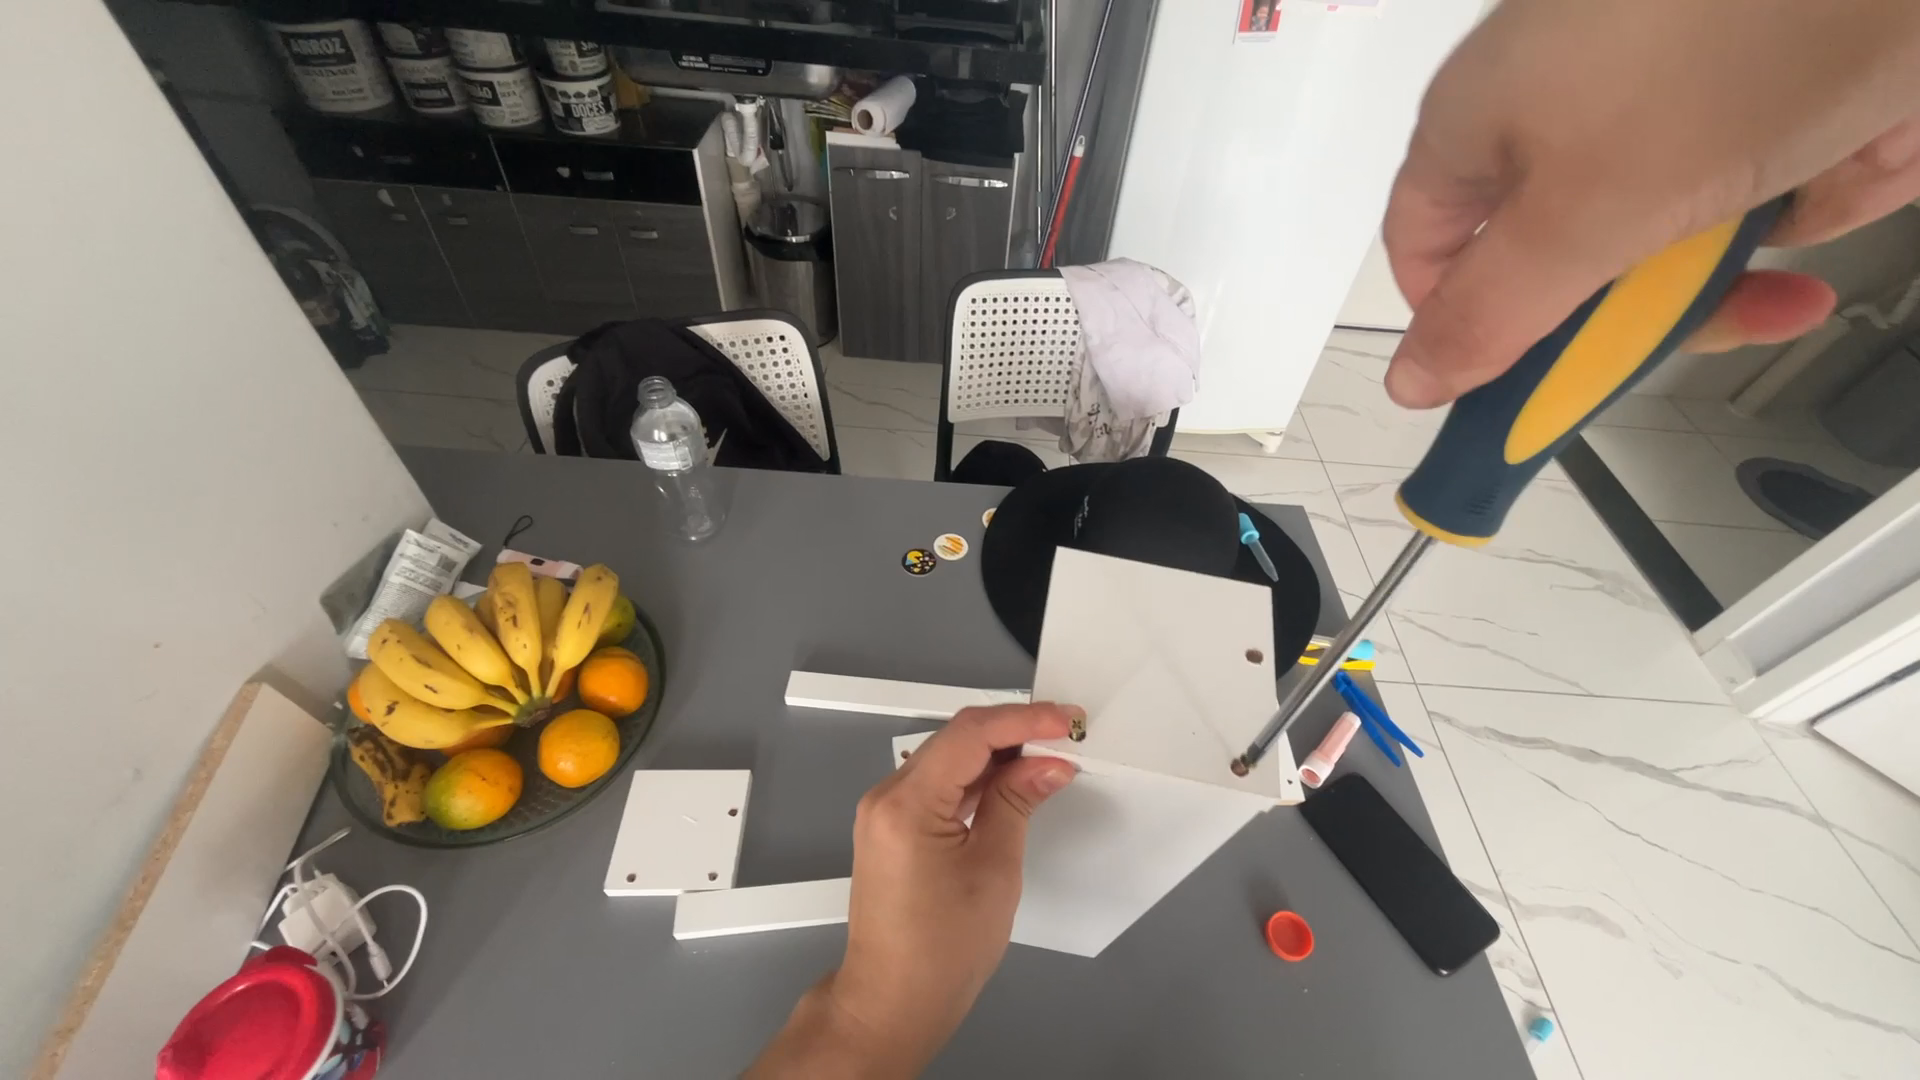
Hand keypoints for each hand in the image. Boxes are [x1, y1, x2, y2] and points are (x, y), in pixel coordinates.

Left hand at [747, 703, 1079, 1078]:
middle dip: (1013, 730)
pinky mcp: (893, 824)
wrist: (891, 1003)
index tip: (1067, 720)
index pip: (969, 734)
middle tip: (1065, 732)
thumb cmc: (944, 949)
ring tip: (1048, 752)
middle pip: (956, 738)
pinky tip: (1012, 780)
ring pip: (948, 757)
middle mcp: (887, 794)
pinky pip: (938, 782)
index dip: (1023, 720)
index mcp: (907, 803)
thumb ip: (1018, 803)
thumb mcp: (994, 870)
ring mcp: (885, 808)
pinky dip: (977, 777)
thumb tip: (1050, 764)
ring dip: (998, 752)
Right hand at [1382, 0, 1919, 408]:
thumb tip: (1406, 388)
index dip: (1468, 324)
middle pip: (1551, 254)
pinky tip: (1867, 147)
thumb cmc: (1725, 48)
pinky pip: (1763, 170)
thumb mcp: (1586, 211)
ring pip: (1663, 223)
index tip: (1537, 371)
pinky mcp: (1773, 73)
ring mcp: (1666, 89)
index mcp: (1476, 129)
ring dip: (1738, 250)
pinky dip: (1817, 183)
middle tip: (1696, 322)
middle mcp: (1554, 111)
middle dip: (1630, 300)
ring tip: (1809, 230)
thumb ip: (1489, 316)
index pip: (1429, 256)